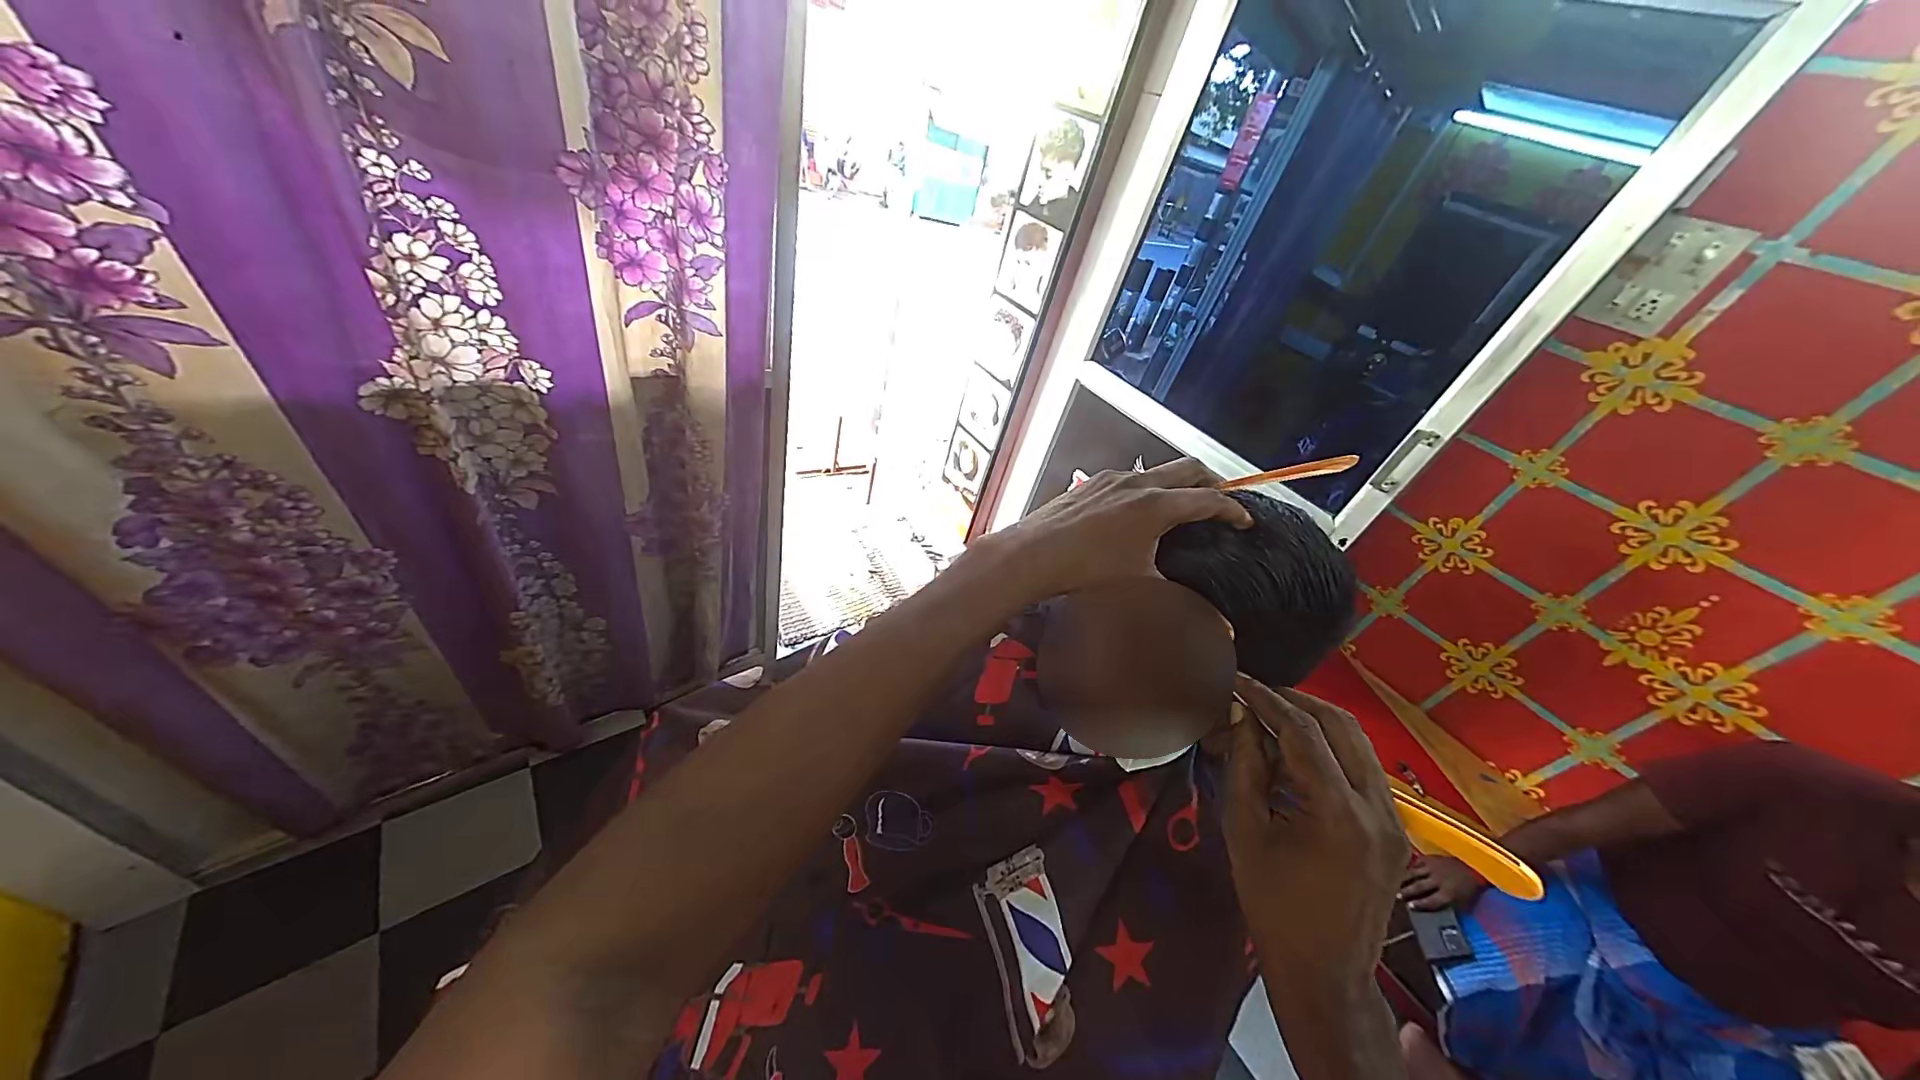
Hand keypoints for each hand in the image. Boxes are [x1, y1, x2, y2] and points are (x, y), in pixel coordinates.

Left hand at [960, 458, 1250, 603]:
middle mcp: (1137, 483)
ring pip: (1157, 469)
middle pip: (1189, 469)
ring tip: (1182, 503)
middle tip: (1221, 500)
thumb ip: (1180, 602)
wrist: (1032, 554)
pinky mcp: (1091, 484)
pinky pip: (1130, 476)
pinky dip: (1147, 485)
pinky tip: (1138, 508)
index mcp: (1156, 505)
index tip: (1244, 521)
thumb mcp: (1139, 586)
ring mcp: (1111, 479)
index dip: (1232, 510)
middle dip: (1212, 481)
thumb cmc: (1085, 570)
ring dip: (1177, 481)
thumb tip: (1221, 632)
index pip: (1209, 499)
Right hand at [1223, 677, 1407, 989]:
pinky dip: (1330, 748)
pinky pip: (1363, 768)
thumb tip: (1243, 716)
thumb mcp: (1244, 830)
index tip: (1238, 681)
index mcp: (1337, 812)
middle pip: (1341, 725)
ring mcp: (1394, 818)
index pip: (1303, 731)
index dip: (1266, 699)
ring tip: (1272, 717)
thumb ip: (1245, 766)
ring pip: (1358, 742)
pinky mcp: (1395, 828)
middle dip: (1295, 701)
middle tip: (1255, 695)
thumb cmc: (1272, 904)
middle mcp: (1377, 808)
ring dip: (1316, 722)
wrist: (1324, 970)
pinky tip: (1297, 753)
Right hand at [1400, 855, 1486, 911]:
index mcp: (1448, 893)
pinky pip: (1417, 863)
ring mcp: (1433, 868)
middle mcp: (1438, 880)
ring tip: (1397, 883)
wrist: (1475, 868)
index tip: (1409, 906)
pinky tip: (1405, 871)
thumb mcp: (1463, 901)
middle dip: (1407, 892)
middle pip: (1419, 887)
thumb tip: (1435, 911)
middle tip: (1397, 895)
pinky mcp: (1430, 858)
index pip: (1431, 901)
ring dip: (1405, 879)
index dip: (1419, 904)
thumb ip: (1448, 905)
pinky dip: (1410, 868)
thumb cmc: (1469, 888)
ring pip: (1414, 873)